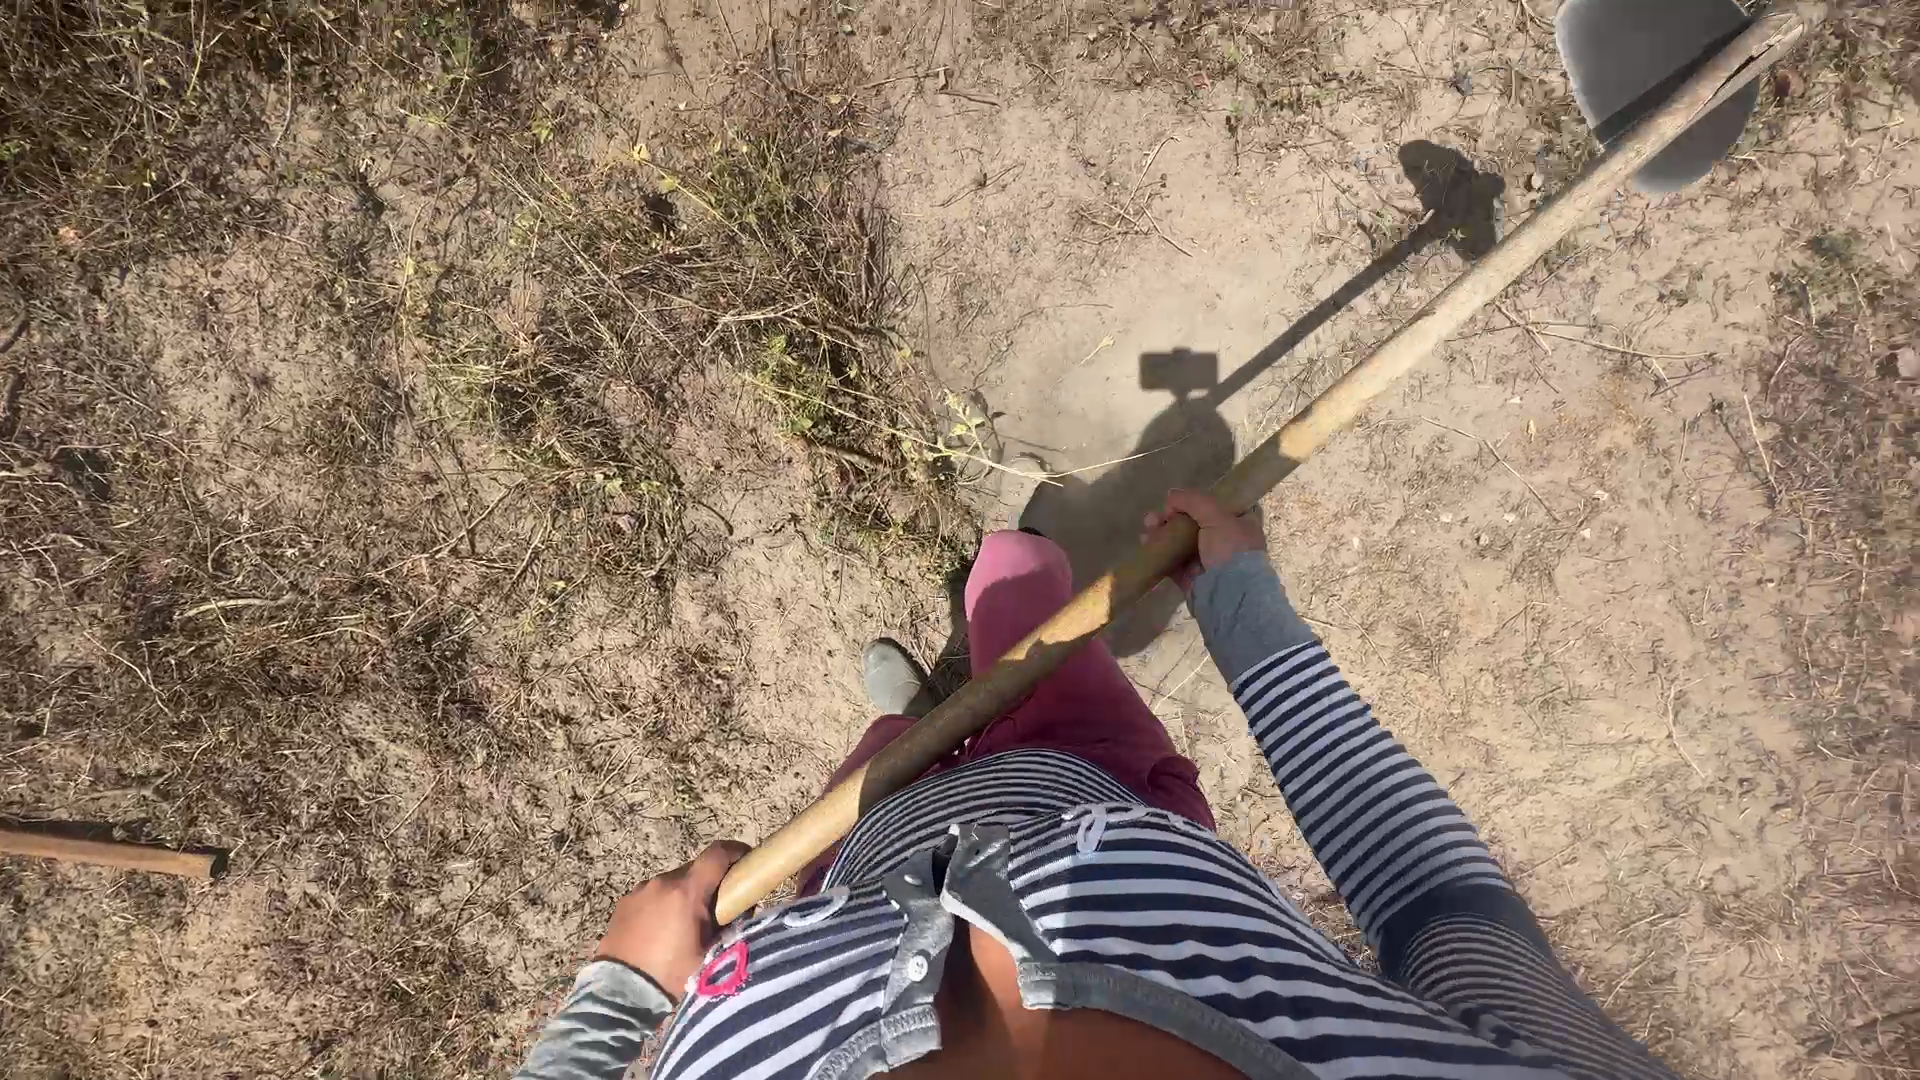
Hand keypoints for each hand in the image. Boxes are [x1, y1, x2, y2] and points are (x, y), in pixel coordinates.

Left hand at [595, 840, 749, 1000]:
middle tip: (716, 908)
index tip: (747, 861)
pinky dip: (663, 904)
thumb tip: (743, 909)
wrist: (617, 998)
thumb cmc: (668, 977)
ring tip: (683, 925)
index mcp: (687, 892)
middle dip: (710, 882)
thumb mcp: (709, 954)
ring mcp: (640, 891)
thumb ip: (729, 927)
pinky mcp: (624, 903)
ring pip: (674, 882)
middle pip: (696, 869)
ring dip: (684, 894)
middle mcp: (663, 882)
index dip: (736, 851)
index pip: (718, 853)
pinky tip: (659, 930)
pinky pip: (652, 894)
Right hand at [1142, 488, 1266, 593]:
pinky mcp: (1190, 575)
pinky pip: (1171, 559)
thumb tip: (1171, 494)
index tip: (1178, 501)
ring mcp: (1206, 559)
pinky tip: (1146, 542)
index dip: (1195, 501)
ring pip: (1179, 539)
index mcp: (1240, 524)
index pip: (1217, 506)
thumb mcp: (1217, 517)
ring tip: (1148, 526)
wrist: (1229, 595)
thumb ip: (1194, 501)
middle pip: (1192, 521)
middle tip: (1156, 516)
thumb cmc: (1231, 550)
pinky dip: (1158, 549)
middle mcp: (1225, 540)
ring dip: (1161, 530)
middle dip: (1171, 516)